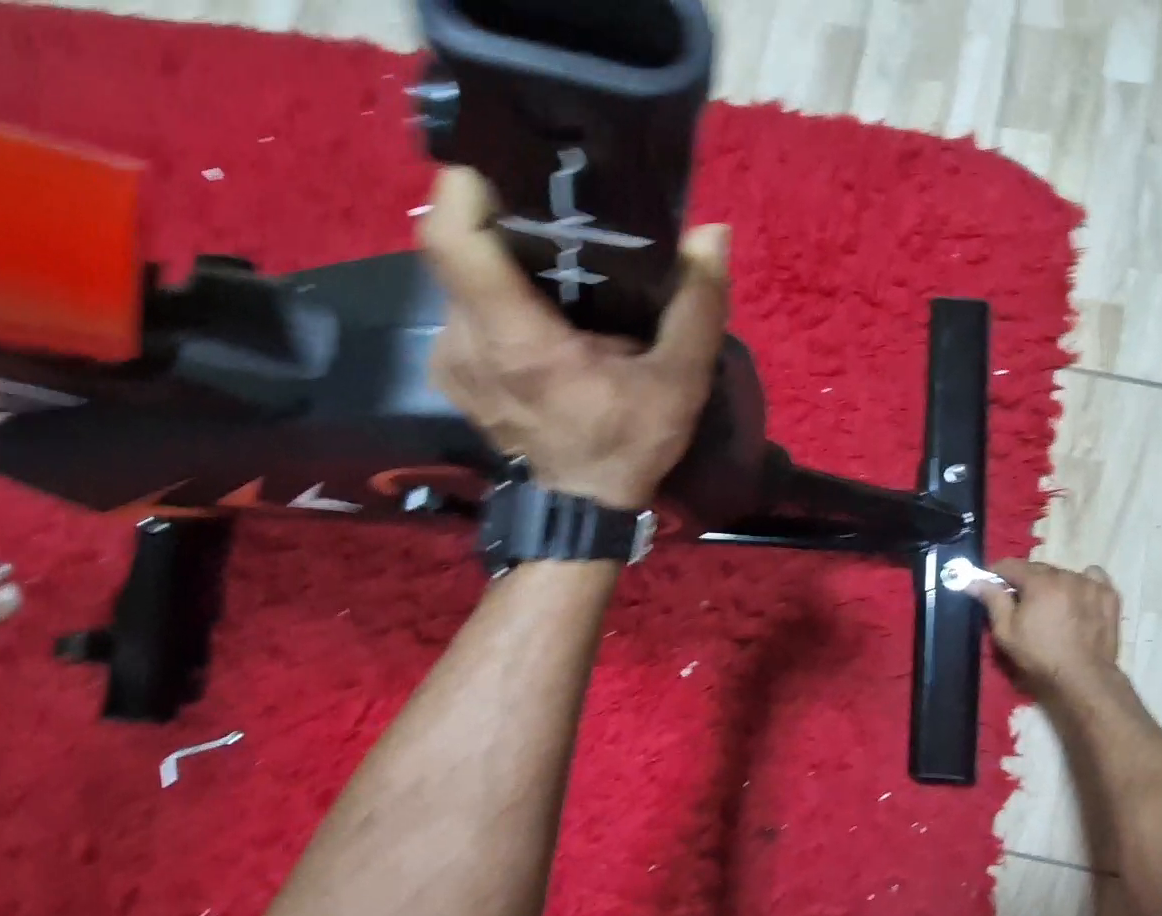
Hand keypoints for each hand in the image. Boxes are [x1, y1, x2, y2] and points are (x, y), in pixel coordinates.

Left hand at [419, 166, 731, 509]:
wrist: (580, 510)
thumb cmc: (626, 447)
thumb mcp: (678, 382)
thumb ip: (697, 306)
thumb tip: (711, 233)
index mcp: (517, 342)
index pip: (453, 240)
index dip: (465, 186)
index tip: (505, 160)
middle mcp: (466, 342)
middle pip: (458, 246)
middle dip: (500, 217)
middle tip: (554, 205)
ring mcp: (450, 358)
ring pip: (461, 276)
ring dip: (500, 256)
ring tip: (553, 253)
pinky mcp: (450, 369)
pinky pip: (463, 305)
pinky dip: (494, 290)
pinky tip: (539, 301)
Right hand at [967, 559, 1123, 703]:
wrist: (1084, 679)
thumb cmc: (1040, 656)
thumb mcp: (1006, 632)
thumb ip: (992, 600)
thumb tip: (975, 581)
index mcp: (1040, 582)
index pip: (1011, 564)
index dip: (995, 572)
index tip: (989, 583)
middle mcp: (1066, 575)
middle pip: (1038, 568)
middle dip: (1024, 580)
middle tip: (1018, 601)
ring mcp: (1091, 584)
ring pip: (1063, 574)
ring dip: (1052, 583)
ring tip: (1049, 605)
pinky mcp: (1109, 596)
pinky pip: (1092, 578)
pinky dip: (1082, 583)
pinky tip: (1078, 598)